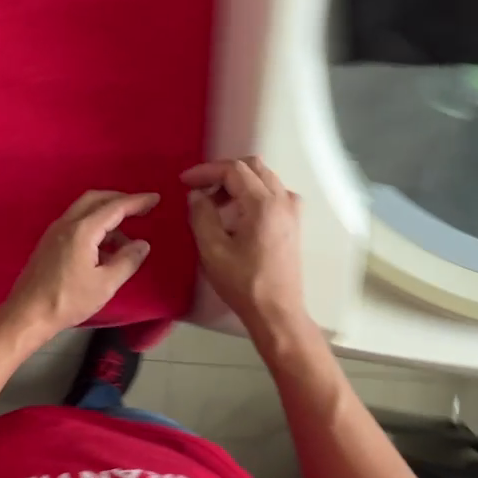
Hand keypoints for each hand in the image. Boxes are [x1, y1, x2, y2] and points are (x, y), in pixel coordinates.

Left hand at [0, 191, 157, 338]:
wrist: (27, 314)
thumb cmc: (67, 300)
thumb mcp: (105, 284)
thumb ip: (127, 261)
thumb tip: (142, 244)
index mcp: (82, 230)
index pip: (114, 208)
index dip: (137, 202)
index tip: (155, 199)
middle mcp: (66, 224)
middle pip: (95, 199)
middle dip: (119, 200)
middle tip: (140, 209)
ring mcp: (54, 232)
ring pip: (83, 211)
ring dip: (106, 216)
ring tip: (125, 240)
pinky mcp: (48, 243)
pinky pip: (75, 224)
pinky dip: (93, 226)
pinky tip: (103, 249)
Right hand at [183, 157, 305, 331]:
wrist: (276, 311)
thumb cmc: (243, 283)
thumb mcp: (212, 250)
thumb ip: (202, 216)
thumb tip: (197, 195)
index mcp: (264, 204)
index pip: (234, 170)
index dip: (206, 171)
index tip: (185, 181)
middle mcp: (283, 200)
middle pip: (252, 166)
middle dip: (222, 172)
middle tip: (199, 188)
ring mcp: (292, 210)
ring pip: (263, 178)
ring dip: (236, 182)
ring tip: (213, 202)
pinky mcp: (292, 222)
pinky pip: (271, 192)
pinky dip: (250, 192)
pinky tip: (235, 213)